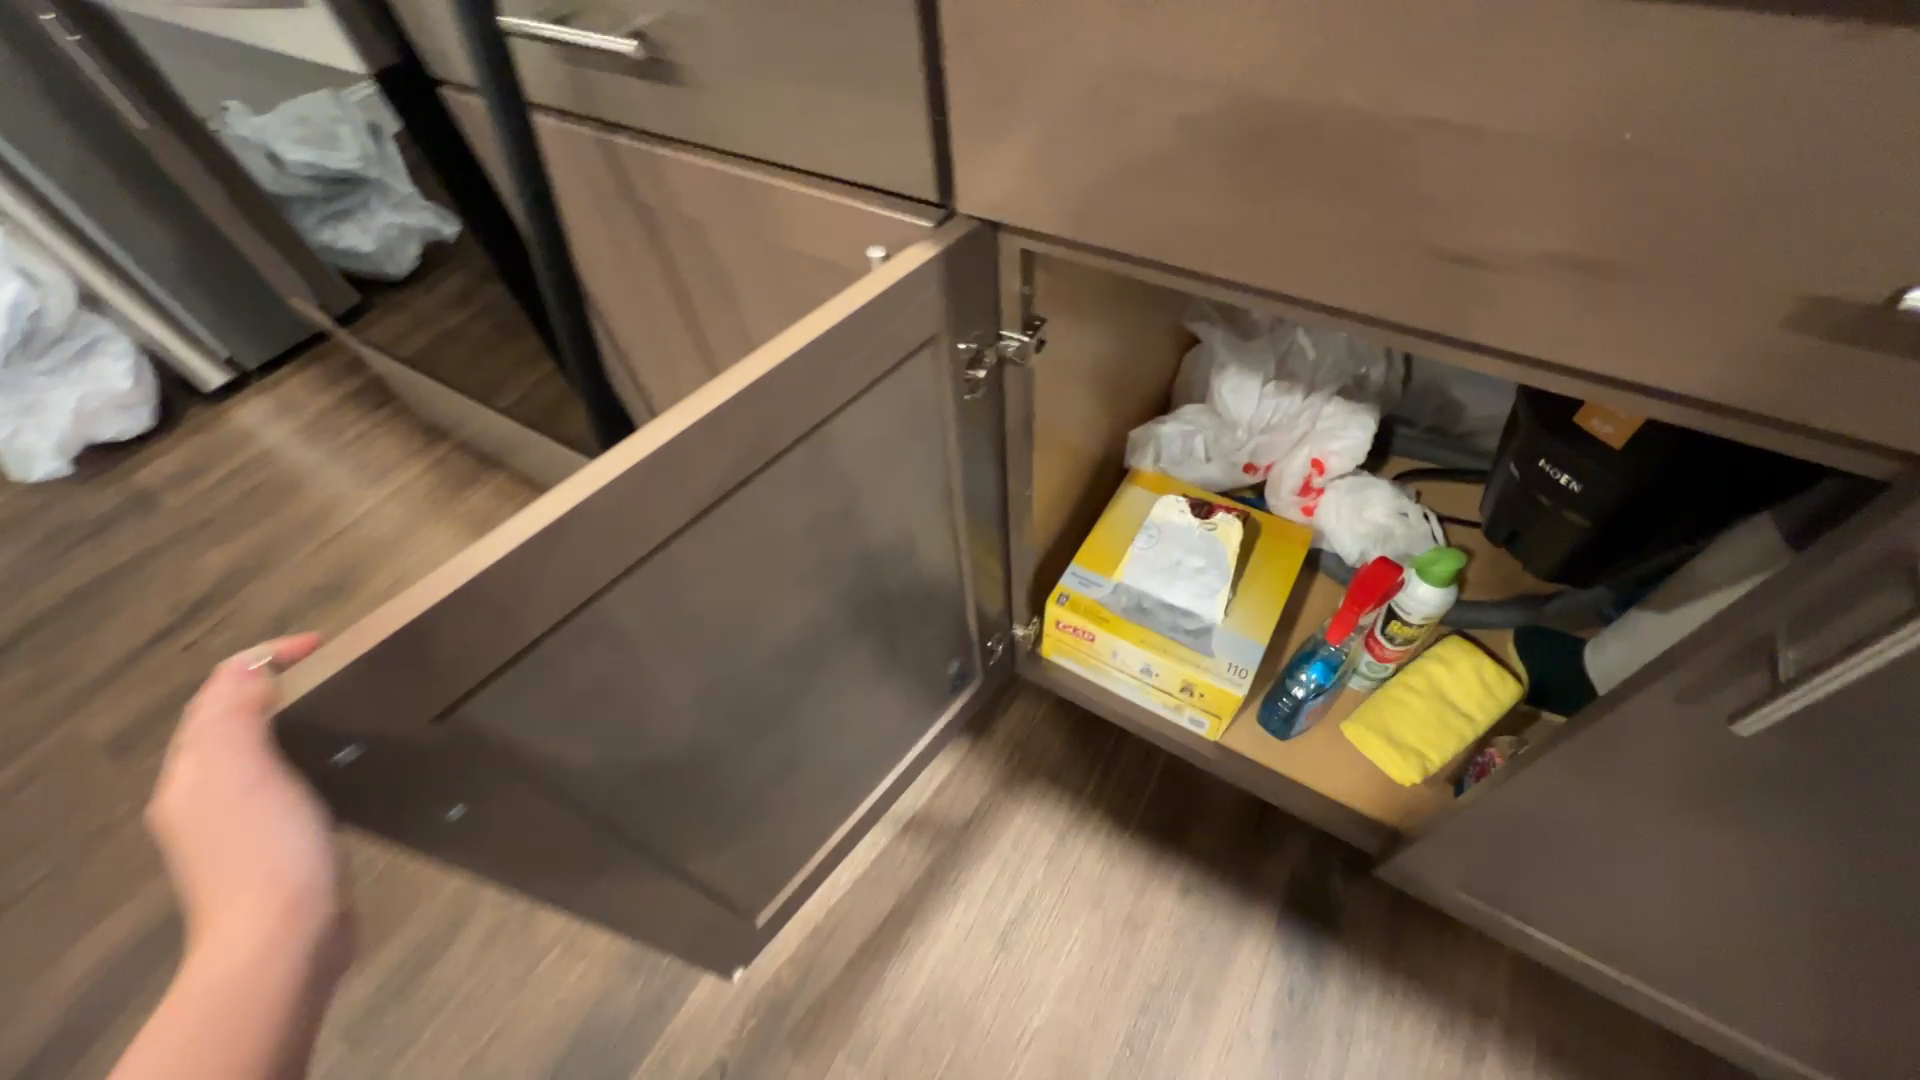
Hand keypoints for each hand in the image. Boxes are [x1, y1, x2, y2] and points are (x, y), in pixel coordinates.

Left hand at [147, 635, 346, 969]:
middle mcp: (200, 796)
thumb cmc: (267, 850)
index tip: (323, 643)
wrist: (283, 940)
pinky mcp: (270, 848)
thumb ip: (237, 717)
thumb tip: (251, 670)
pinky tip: (331, 769)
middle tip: (326, 668)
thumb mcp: (245, 774)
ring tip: (331, 707)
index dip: (264, 658)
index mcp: (192, 773)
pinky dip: (299, 758)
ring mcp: (233, 827)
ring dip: (283, 720)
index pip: (216, 694)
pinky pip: (278, 783)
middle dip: (267, 684)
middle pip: (224, 722)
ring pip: (250, 753)